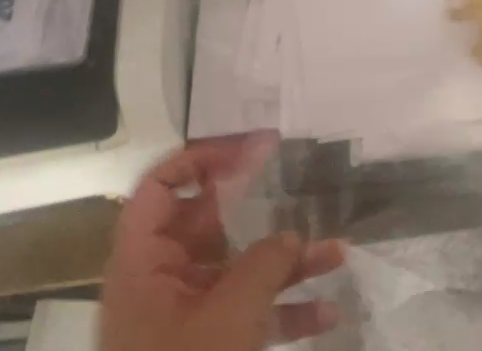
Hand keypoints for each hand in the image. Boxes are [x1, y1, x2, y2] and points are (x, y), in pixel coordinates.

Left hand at [101, 133, 344, 350]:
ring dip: (288, 261)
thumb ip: (265, 263)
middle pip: (209, 225)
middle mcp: (160, 282)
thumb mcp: (230, 314)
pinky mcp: (208, 347)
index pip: (162, 187)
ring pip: (238, 270)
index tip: (254, 149)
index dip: (203, 158)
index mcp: (143, 264)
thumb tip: (290, 238)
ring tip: (337, 252)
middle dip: (261, 209)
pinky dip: (285, 309)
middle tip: (300, 183)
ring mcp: (184, 318)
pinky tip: (328, 313)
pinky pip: (248, 312)